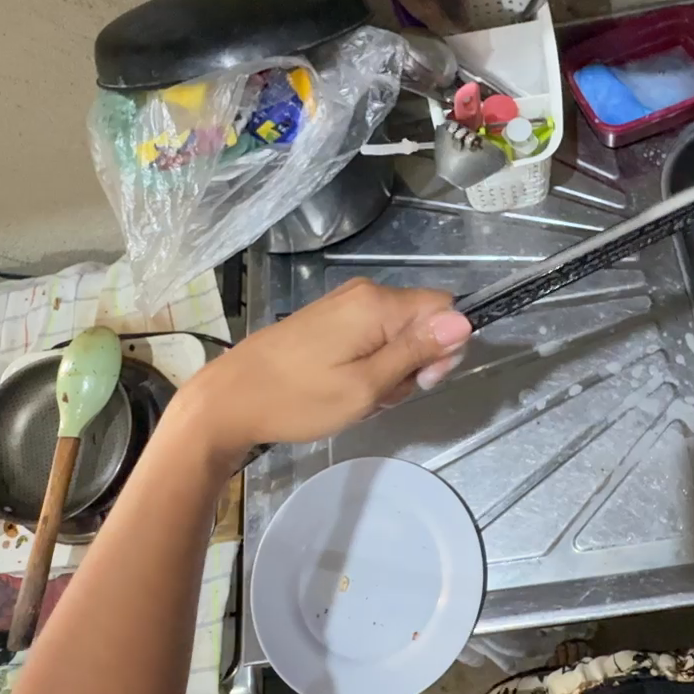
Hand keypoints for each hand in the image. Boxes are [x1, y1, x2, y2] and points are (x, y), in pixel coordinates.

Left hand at [167, 279, 470, 466]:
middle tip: (383, 394)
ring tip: (360, 395)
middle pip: (421, 321)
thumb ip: (416, 351)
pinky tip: (347, 387)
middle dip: (415, 362)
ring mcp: (343, 304)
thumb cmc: (298, 399)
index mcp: (377, 304)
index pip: (444, 308)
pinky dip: (370, 363)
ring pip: (396, 332)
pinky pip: (371, 335)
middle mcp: (364, 293)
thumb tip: (464, 320)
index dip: (444, 346)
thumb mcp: (366, 386)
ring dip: (391, 368)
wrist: (229, 400)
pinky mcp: (329, 319)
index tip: (421, 381)